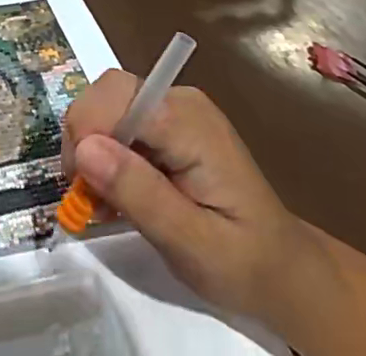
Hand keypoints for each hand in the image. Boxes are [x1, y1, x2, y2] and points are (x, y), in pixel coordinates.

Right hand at [62, 69, 313, 319]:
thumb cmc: (245, 263)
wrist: (284, 270)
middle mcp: (179, 101)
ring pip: (105, 107)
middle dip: (84, 140)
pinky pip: (117, 122)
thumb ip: (139, 193)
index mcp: (191, 123)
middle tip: (86, 195)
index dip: (88, 131)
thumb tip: (86, 148)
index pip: (118, 97)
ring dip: (91, 151)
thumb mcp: (193, 243)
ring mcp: (172, 110)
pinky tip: (112, 193)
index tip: (81, 184)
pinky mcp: (165, 124)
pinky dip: (103, 155)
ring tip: (100, 203)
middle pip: (107, 95)